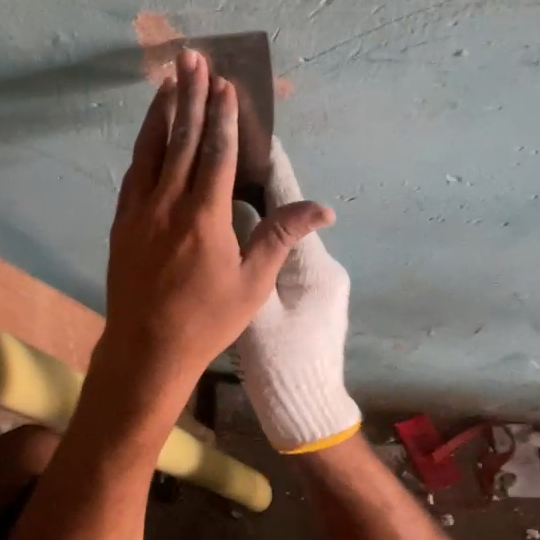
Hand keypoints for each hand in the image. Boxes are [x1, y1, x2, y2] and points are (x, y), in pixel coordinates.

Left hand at [102, 49, 335, 385]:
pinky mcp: (122, 219)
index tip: (222, 81)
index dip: (220, 114)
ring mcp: (139, 209)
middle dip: (189, 95)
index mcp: (204, 216)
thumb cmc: (206, 319)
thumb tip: (323, 209)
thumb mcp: (252, 283)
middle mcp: (168, 203)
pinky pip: (134, 170)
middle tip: (192, 57)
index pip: (215, 153)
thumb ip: (280, 237)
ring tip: (169, 79)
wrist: (145, 346)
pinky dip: (144, 144)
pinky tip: (150, 130)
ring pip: (150, 148)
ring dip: (161, 111)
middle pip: (180, 138)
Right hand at [232, 139, 360, 452]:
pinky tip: (228, 222)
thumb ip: (254, 256)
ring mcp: (314, 278)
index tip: (247, 125)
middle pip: (285, 207)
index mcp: (309, 263)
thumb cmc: (280, 365)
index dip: (269, 162)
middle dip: (256, 175)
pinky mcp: (305, 292)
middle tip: (225, 143)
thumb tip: (238, 207)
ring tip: (220, 175)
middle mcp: (319, 262)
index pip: (288, 199)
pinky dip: (256, 230)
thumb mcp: (257, 312)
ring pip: (280, 228)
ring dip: (253, 202)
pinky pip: (278, 248)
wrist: (307, 414)